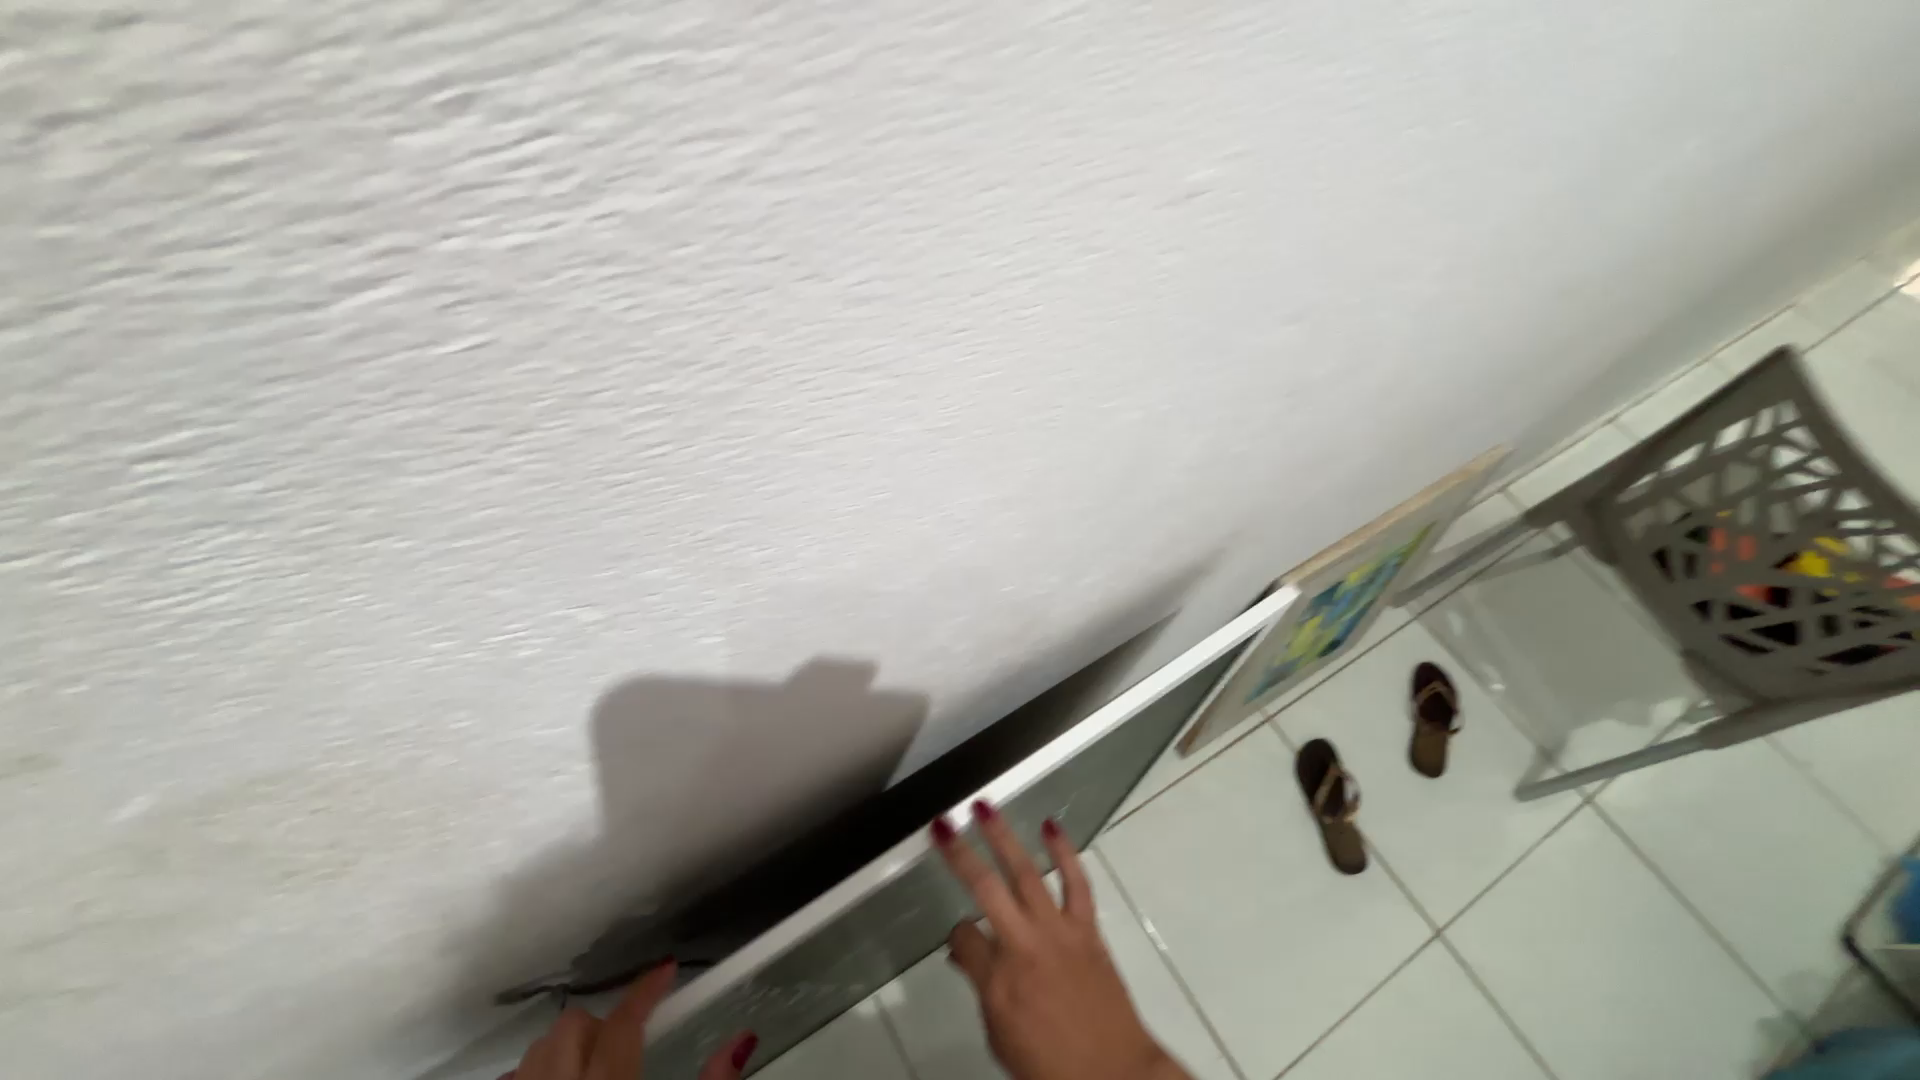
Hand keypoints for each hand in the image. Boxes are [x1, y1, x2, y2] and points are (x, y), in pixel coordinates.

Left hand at [504, 961, 756, 1079]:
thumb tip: (742, 1039)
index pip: (626, 1021)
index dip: (648, 988)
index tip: (666, 970)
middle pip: (573, 1026)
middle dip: (602, 1022)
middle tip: (629, 1036)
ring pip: (537, 1050)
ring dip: (565, 1046)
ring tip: (592, 1065)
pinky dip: (534, 1075)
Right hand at [931, 802, 1189, 1079]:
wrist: (1114, 1075)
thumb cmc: (1050, 1066)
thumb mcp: (1000, 1036)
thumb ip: (983, 987)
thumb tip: (967, 952)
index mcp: (997, 980)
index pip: (962, 936)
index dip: (955, 934)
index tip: (960, 939)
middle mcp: (1024, 946)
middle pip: (986, 889)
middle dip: (960, 854)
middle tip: (943, 823)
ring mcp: (1059, 932)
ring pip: (1026, 873)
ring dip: (1003, 837)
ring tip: (984, 807)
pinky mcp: (1087, 929)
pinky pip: (1076, 882)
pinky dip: (1064, 851)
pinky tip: (1051, 826)